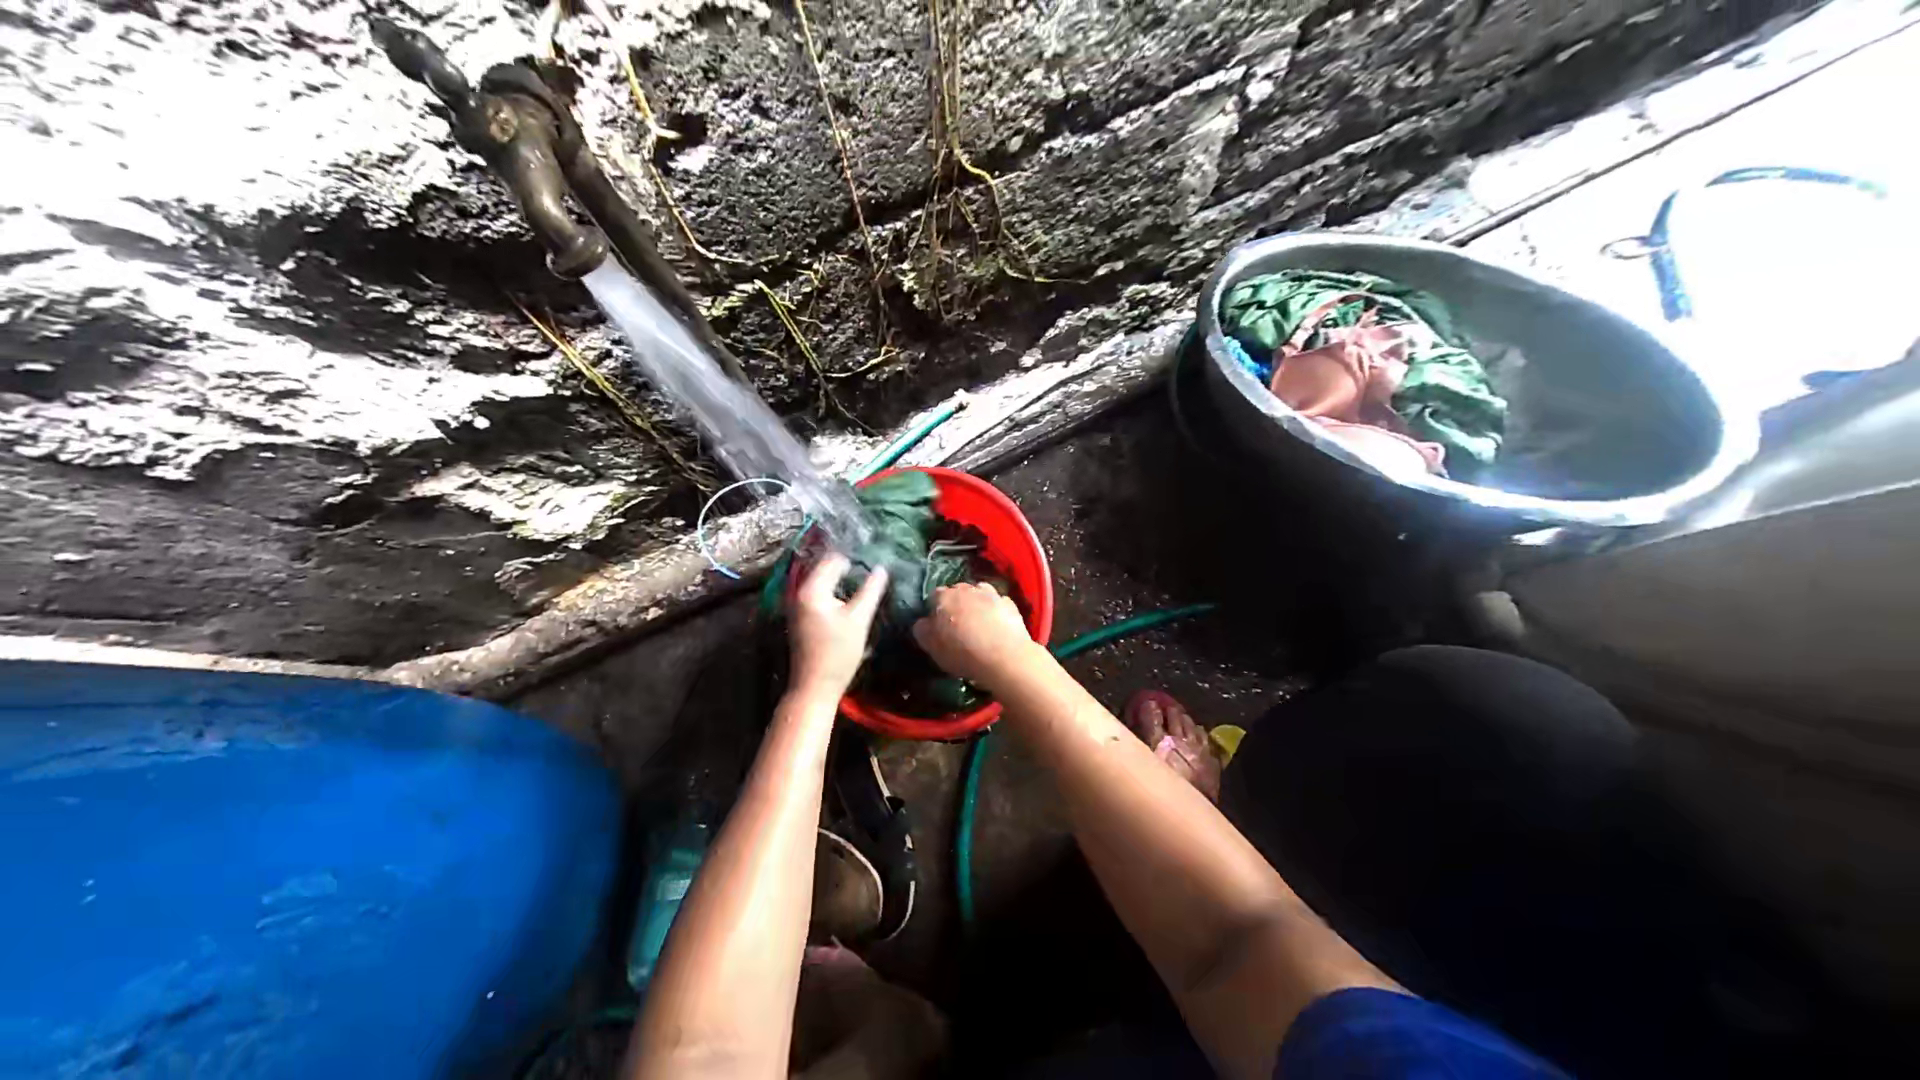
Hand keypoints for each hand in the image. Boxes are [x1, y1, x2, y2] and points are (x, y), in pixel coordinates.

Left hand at [789, 555, 887, 694]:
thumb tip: (882, 568)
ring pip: (823, 582)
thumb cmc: (838, 654)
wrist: (814, 687)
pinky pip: (819, 594)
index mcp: (811, 589)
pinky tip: (850, 602)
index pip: (834, 559)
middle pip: (826, 568)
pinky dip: (834, 592)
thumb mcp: (859, 620)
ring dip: (842, 581)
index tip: (874, 563)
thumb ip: (871, 591)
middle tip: (872, 573)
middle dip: (848, 569)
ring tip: (865, 586)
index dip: (854, 559)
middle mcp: (799, 592)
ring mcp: (797, 605)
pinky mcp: (801, 617)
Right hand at [912, 582, 1039, 688]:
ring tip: (978, 622)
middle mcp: (967, 589)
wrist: (1005, 658)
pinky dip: (995, 610)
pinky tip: (996, 625)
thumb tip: (923, 622)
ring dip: (976, 603)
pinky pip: (998, 603)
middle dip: (956, 604)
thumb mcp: (932, 648)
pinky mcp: (1010, 604)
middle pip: (958, 592)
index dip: (935, 611)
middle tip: (958, 625)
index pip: (934, 597)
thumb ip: (922, 631)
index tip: (938, 626)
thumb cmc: (963, 653)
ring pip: (979, 593)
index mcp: (944, 598)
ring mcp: (991, 594)